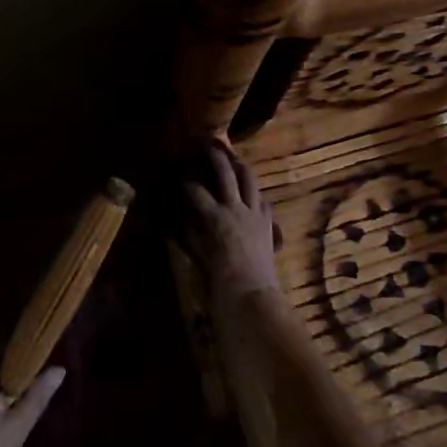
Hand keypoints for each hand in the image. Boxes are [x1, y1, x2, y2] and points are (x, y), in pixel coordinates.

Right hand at [183, 139, 280, 302]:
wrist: (254, 301)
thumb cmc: (220, 285)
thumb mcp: (198, 258)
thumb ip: (189, 235)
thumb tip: (180, 218)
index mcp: (216, 218)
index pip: (196, 191)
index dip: (185, 181)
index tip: (178, 174)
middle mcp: (236, 209)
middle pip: (226, 173)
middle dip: (215, 157)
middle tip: (207, 146)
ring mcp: (255, 214)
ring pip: (249, 179)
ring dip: (240, 166)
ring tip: (232, 159)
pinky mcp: (267, 224)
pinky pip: (262, 199)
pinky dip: (254, 191)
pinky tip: (250, 192)